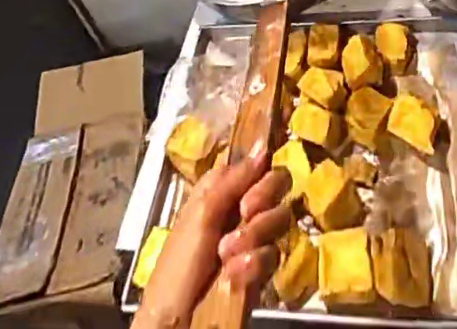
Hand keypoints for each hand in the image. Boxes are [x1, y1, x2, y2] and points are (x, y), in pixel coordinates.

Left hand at [132, 148, 292, 328]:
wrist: (177, 321)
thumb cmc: (180, 260)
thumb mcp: (202, 212)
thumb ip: (235, 178)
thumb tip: (263, 145)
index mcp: (223, 187)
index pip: (258, 163)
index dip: (262, 169)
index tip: (257, 176)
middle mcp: (242, 206)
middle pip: (277, 185)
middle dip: (263, 199)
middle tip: (246, 213)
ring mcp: (253, 237)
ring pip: (278, 218)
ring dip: (254, 235)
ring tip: (228, 254)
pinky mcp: (261, 268)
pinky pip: (274, 254)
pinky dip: (254, 264)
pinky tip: (234, 275)